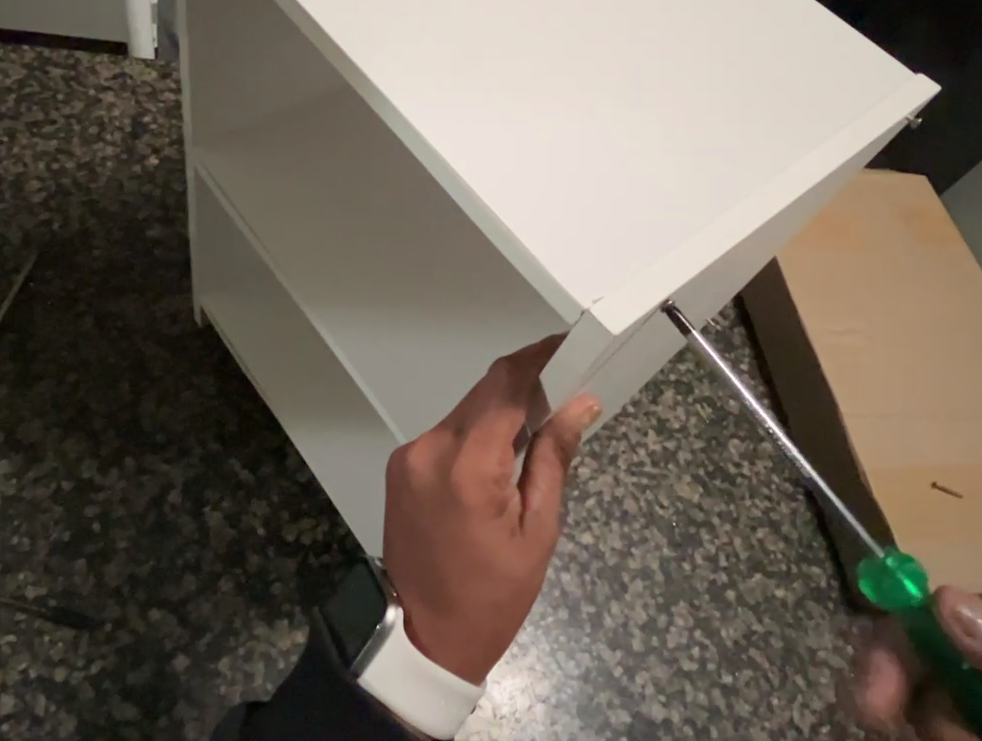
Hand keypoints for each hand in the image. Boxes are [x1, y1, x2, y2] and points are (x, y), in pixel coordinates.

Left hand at [381, 334, 602, 683]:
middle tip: (565, 386)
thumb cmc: (492, 596)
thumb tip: (580, 403)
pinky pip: (447, 433)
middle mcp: (430, 446)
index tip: (568, 345)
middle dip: (525, 384)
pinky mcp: (400, 464)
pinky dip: (478, 431)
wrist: (421, 637)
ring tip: (539, 425)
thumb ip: (553, 458)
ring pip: (465, 411)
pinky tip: (501, 451)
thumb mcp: (538, 531)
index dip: (538, 359)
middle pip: (484, 393)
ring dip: (501, 410)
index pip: (505, 386)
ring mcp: (409, 454)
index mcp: (467, 465)